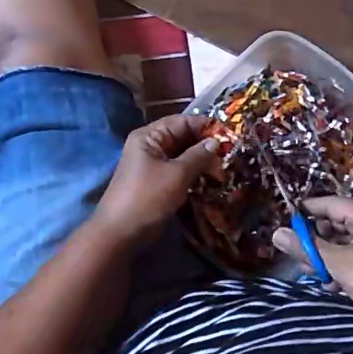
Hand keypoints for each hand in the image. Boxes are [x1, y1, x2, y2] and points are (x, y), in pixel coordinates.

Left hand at [93, 114, 222, 248]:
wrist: (122, 231)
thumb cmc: (148, 197)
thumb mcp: (177, 174)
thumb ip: (198, 156)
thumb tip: (215, 142)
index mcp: (149, 136)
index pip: (181, 121)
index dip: (205, 125)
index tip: (229, 133)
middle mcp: (150, 146)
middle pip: (181, 137)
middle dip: (205, 144)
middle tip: (231, 151)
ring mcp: (152, 165)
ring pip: (182, 155)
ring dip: (201, 160)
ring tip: (225, 165)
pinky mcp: (156, 182)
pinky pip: (178, 171)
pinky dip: (193, 173)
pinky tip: (211, 178)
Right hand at [272, 196, 352, 325]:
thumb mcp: (340, 264)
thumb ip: (307, 248)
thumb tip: (276, 234)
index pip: (331, 204)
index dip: (306, 210)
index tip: (284, 220)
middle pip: (335, 225)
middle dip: (315, 241)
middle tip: (298, 256)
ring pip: (342, 244)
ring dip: (325, 258)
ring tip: (314, 274)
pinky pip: (352, 259)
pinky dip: (339, 269)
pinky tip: (331, 285)